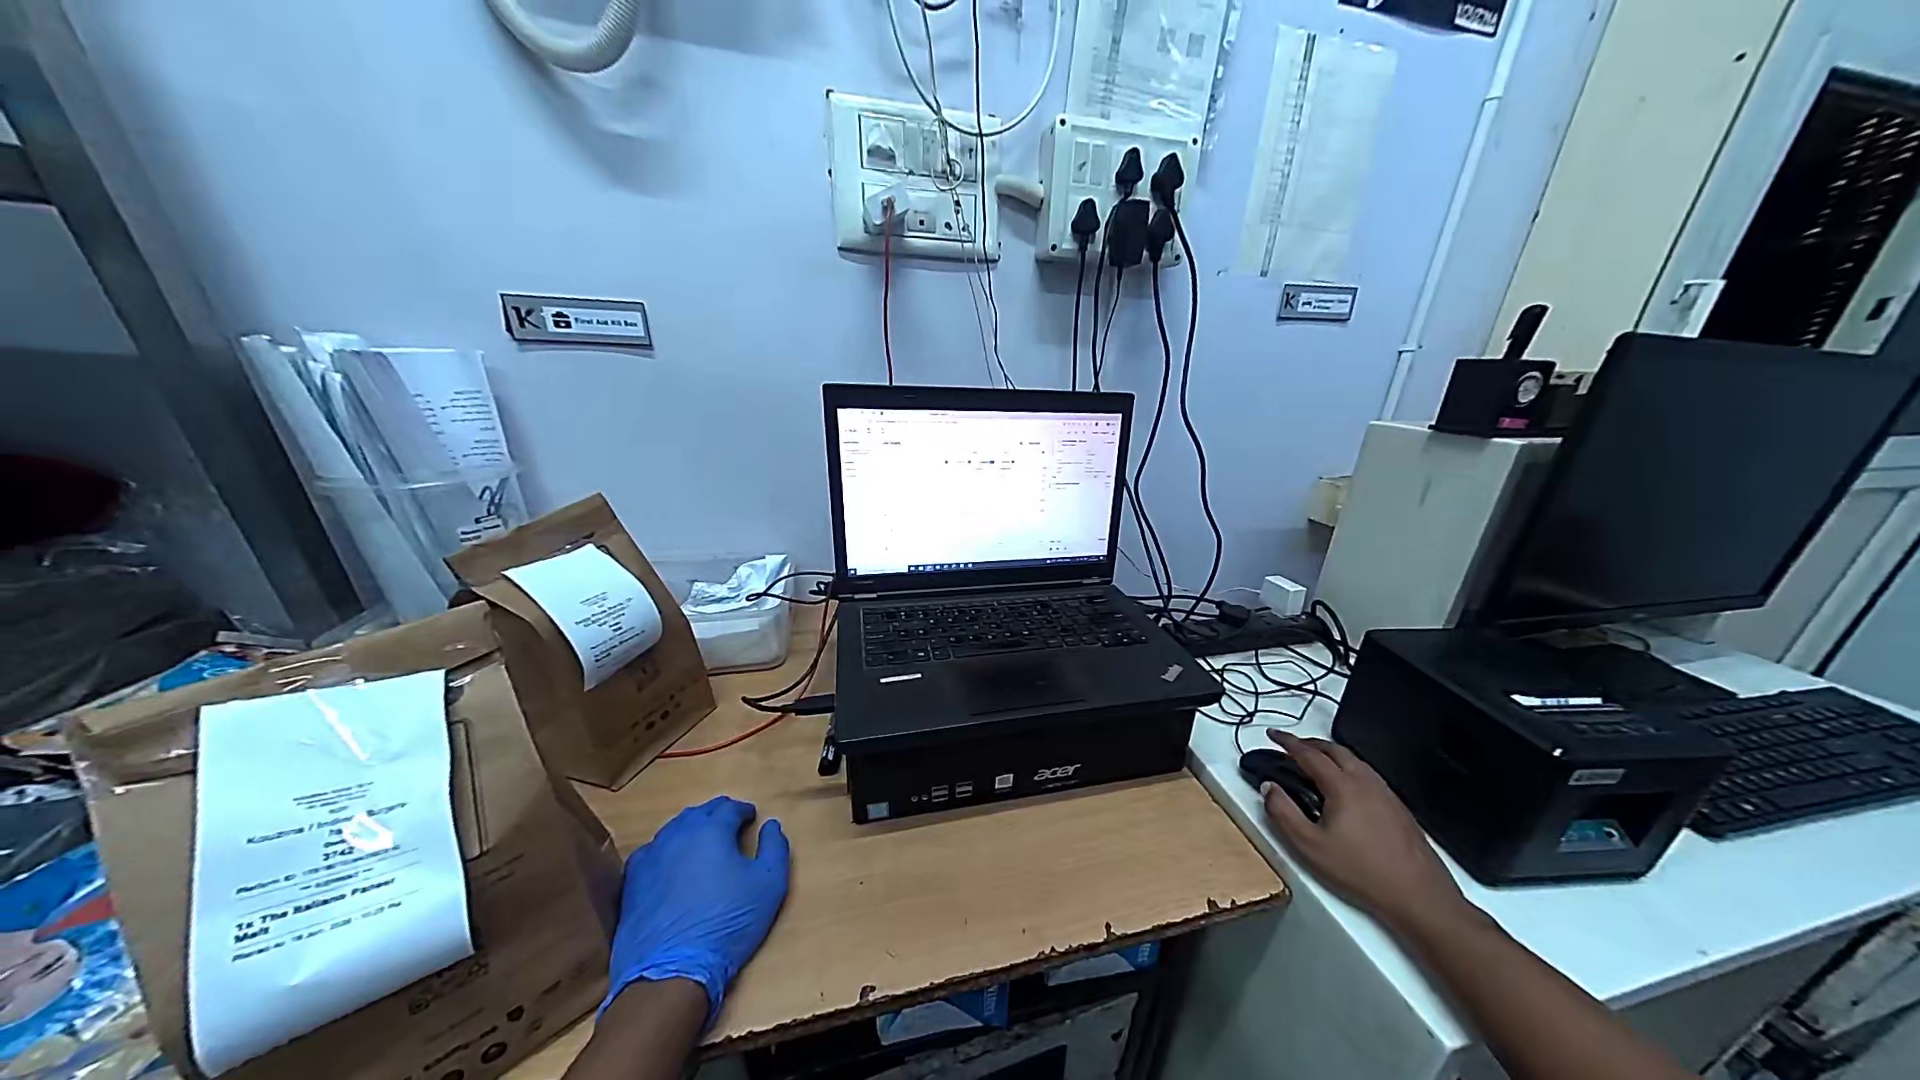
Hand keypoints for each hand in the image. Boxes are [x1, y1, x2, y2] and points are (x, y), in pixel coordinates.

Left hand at [605, 796, 790, 1026]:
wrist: (671, 972)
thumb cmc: (728, 923)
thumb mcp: (769, 884)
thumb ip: (775, 848)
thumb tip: (771, 825)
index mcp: (711, 830)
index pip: (728, 807)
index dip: (743, 810)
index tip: (751, 817)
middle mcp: (678, 835)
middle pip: (699, 813)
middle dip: (717, 814)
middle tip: (730, 825)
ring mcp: (650, 858)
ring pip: (673, 830)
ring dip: (691, 830)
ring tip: (703, 843)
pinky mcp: (632, 883)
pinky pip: (651, 853)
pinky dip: (666, 851)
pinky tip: (671, 864)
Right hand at [1259, 730, 1468, 934]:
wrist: (1418, 895)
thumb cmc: (1363, 871)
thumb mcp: (1309, 846)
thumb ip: (1282, 812)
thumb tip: (1270, 788)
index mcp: (1343, 786)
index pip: (1309, 754)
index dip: (1287, 741)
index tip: (1274, 735)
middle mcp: (1366, 782)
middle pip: (1334, 749)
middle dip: (1309, 742)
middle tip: (1291, 745)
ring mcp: (1386, 793)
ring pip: (1354, 759)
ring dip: (1330, 753)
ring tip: (1315, 761)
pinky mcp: (1398, 806)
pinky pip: (1367, 774)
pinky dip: (1348, 767)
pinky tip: (1344, 785)